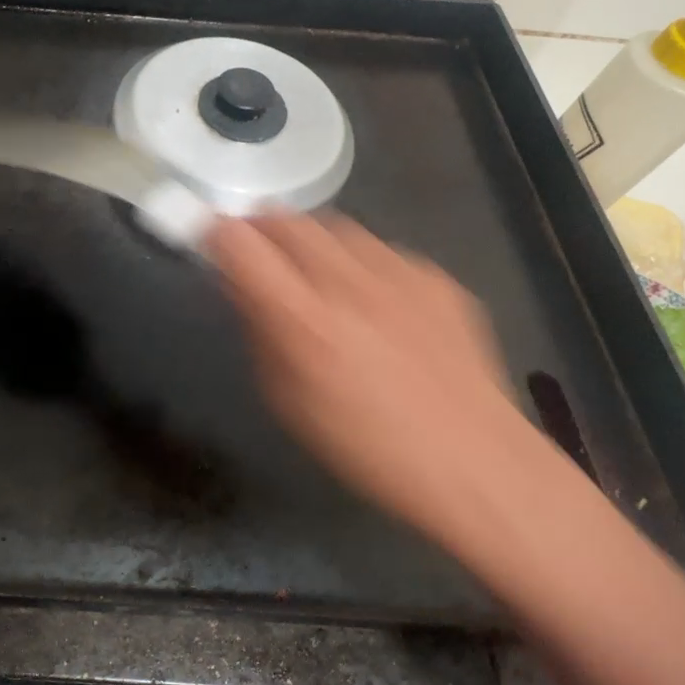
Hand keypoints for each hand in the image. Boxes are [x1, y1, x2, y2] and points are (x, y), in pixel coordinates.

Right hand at [209, 212, 565, 539]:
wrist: (476, 464)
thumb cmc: (365, 447)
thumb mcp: (287, 400)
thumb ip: (260, 333)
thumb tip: (241, 287)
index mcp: (303, 320)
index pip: (240, 242)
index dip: (215, 232)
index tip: (208, 238)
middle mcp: (348, 283)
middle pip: (287, 220)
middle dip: (260, 226)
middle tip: (254, 248)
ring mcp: (400, 274)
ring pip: (336, 228)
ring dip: (311, 241)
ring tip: (313, 273)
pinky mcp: (437, 279)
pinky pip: (383, 253)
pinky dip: (362, 266)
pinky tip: (373, 302)